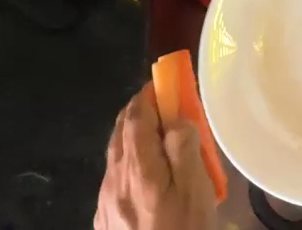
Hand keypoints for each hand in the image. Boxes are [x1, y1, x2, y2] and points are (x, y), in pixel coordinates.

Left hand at [94, 82, 218, 229]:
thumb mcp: (196, 189)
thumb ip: (184, 146)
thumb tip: (175, 116)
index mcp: (137, 168)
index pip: (136, 114)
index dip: (151, 93)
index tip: (169, 84)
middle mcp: (113, 181)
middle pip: (121, 131)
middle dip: (142, 110)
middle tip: (169, 107)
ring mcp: (105, 202)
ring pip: (116, 154)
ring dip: (135, 136)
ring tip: (163, 139)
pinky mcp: (105, 221)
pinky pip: (115, 178)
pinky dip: (131, 161)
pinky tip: (150, 175)